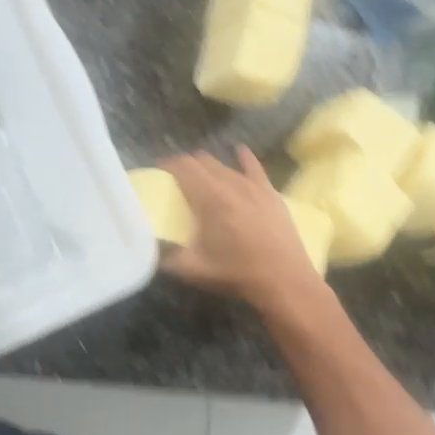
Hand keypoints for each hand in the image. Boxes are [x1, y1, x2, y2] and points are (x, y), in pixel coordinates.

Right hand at [158, 149, 328, 314]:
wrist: (285, 282)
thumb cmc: (237, 274)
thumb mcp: (193, 269)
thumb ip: (165, 255)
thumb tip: (149, 245)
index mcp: (210, 199)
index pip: (184, 167)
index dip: (168, 164)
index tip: (157, 170)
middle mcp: (231, 185)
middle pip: (203, 161)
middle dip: (185, 165)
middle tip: (174, 178)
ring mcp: (254, 187)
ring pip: (225, 165)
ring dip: (208, 167)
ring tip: (199, 177)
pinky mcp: (271, 194)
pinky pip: (255, 168)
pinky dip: (244, 158)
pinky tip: (239, 151)